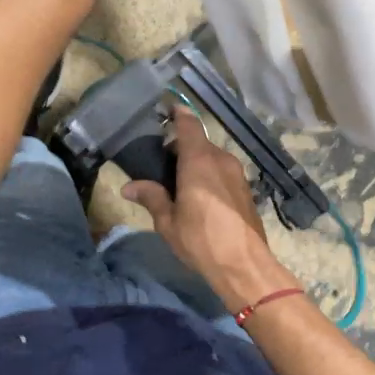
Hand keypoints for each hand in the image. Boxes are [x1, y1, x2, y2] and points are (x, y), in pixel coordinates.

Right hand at [122, 108, 300, 311]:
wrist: (244, 264)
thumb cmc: (200, 240)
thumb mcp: (168, 222)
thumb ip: (151, 198)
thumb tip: (128, 187)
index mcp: (199, 161)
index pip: (189, 125)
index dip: (178, 115)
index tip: (168, 109)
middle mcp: (221, 160)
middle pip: (199, 143)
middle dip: (181, 147)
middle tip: (161, 162)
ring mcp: (237, 175)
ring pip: (212, 159)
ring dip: (196, 163)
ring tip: (178, 182)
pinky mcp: (246, 191)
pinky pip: (223, 173)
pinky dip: (209, 175)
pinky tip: (199, 197)